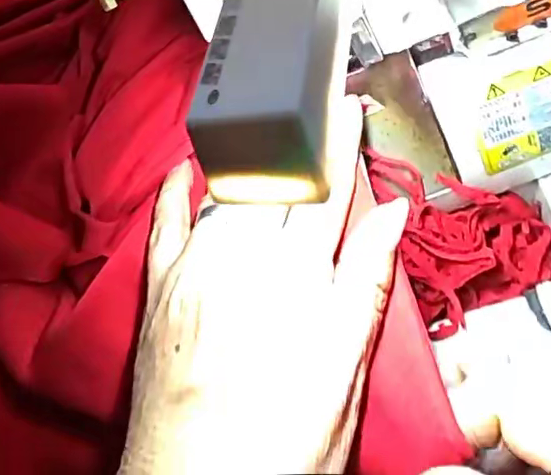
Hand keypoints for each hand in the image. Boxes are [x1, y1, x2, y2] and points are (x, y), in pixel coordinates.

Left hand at [120, 99, 410, 474]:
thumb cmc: (277, 449)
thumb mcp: (344, 370)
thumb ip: (365, 281)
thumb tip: (390, 217)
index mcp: (297, 276)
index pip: (327, 190)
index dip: (341, 144)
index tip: (347, 109)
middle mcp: (244, 256)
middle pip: (279, 177)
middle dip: (301, 137)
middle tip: (314, 110)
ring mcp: (196, 262)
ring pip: (229, 186)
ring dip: (254, 156)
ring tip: (271, 133)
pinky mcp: (160, 280)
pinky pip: (166, 216)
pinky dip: (177, 186)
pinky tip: (187, 167)